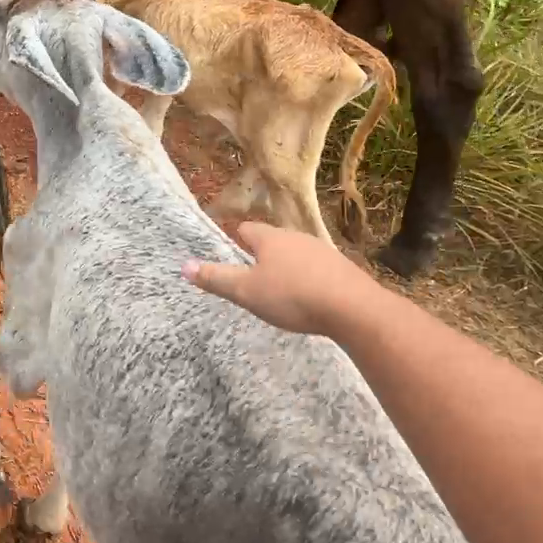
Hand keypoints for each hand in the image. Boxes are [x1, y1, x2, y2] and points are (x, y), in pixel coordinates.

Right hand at [184, 222, 386, 336]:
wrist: (359, 312)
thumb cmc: (293, 296)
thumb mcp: (245, 291)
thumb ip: (215, 278)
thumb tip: (183, 265)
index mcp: (270, 238)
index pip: (246, 229)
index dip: (236, 241)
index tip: (233, 259)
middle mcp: (297, 238)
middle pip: (273, 241)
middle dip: (263, 257)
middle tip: (255, 279)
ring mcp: (326, 253)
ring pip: (298, 255)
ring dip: (290, 269)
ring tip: (284, 293)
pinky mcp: (347, 271)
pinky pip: (321, 270)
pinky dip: (312, 281)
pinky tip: (313, 301)